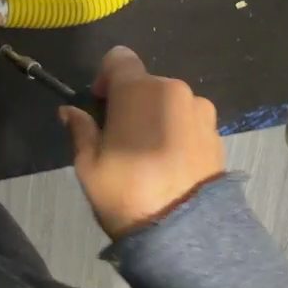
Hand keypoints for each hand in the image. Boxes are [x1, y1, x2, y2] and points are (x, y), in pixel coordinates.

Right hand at [60, 46, 226, 238]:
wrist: (182, 228)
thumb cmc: (126, 192)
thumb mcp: (88, 165)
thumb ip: (80, 130)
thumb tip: (70, 111)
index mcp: (138, 90)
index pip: (118, 58)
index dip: (104, 77)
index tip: (99, 105)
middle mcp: (173, 89)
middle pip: (145, 83)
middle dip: (130, 102)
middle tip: (119, 138)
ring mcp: (200, 109)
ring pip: (169, 102)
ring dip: (155, 117)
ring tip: (148, 154)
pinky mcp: (216, 131)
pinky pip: (188, 120)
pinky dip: (176, 132)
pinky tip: (169, 163)